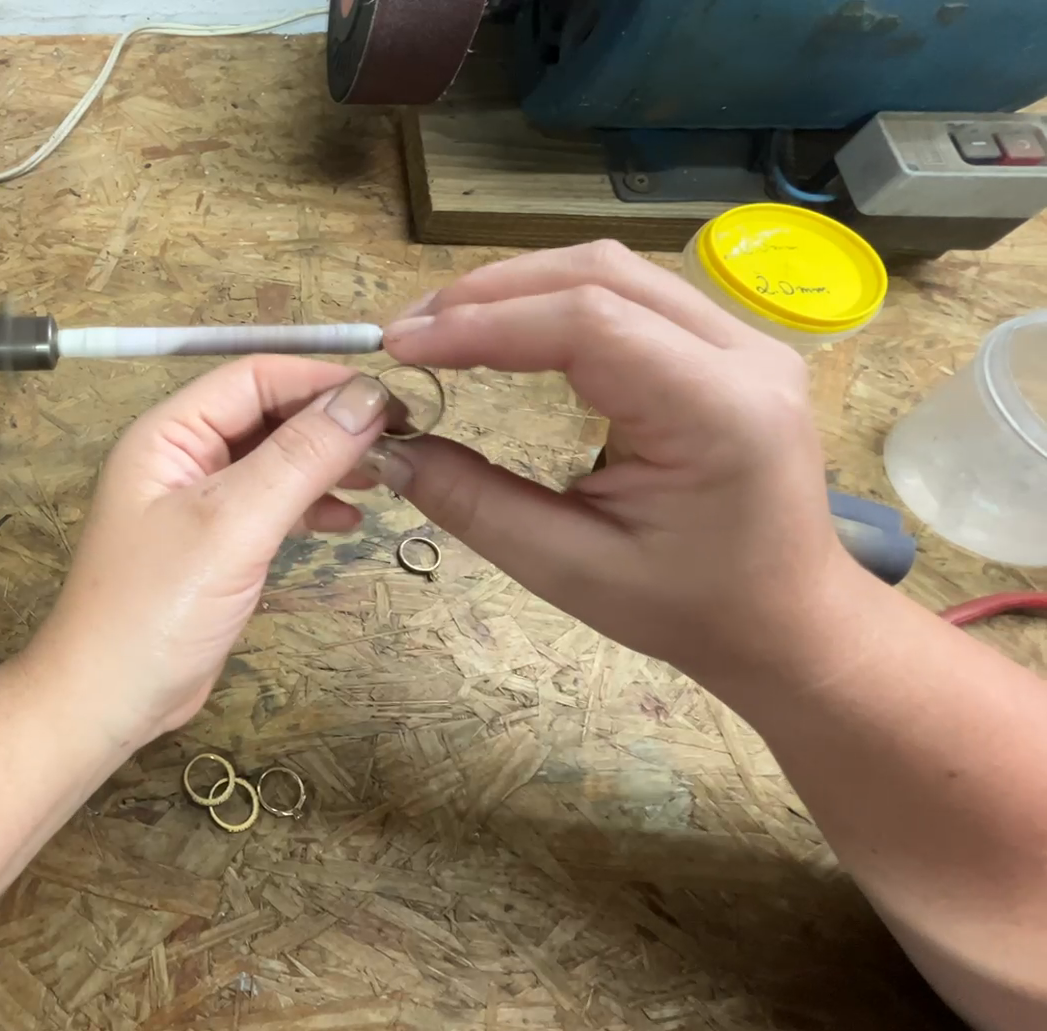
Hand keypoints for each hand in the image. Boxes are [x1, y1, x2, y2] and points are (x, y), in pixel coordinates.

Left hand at [20, 356, 396, 742]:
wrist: (110, 698)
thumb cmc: (158, 606)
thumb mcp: (232, 524)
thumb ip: (298, 457)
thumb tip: (368, 395)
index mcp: (168, 435)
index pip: (252, 378)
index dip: (321, 380)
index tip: (393, 398)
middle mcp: (181, 459)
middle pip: (266, 416)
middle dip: (330, 422)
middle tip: (402, 438)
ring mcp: (198, 504)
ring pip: (274, 462)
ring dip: (327, 464)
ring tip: (386, 476)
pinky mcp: (215, 546)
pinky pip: (270, 508)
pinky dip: (310, 508)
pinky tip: (350, 521)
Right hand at [368, 240, 861, 681]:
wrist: (784, 617)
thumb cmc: (683, 606)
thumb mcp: (563, 568)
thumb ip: (472, 503)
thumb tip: (389, 452)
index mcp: (716, 413)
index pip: (587, 326)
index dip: (481, 325)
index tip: (399, 346)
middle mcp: (741, 353)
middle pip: (598, 275)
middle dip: (485, 294)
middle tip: (404, 333)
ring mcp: (737, 339)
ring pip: (608, 270)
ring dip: (510, 288)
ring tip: (434, 326)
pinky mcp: (715, 345)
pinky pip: (619, 294)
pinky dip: (540, 300)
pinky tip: (493, 328)